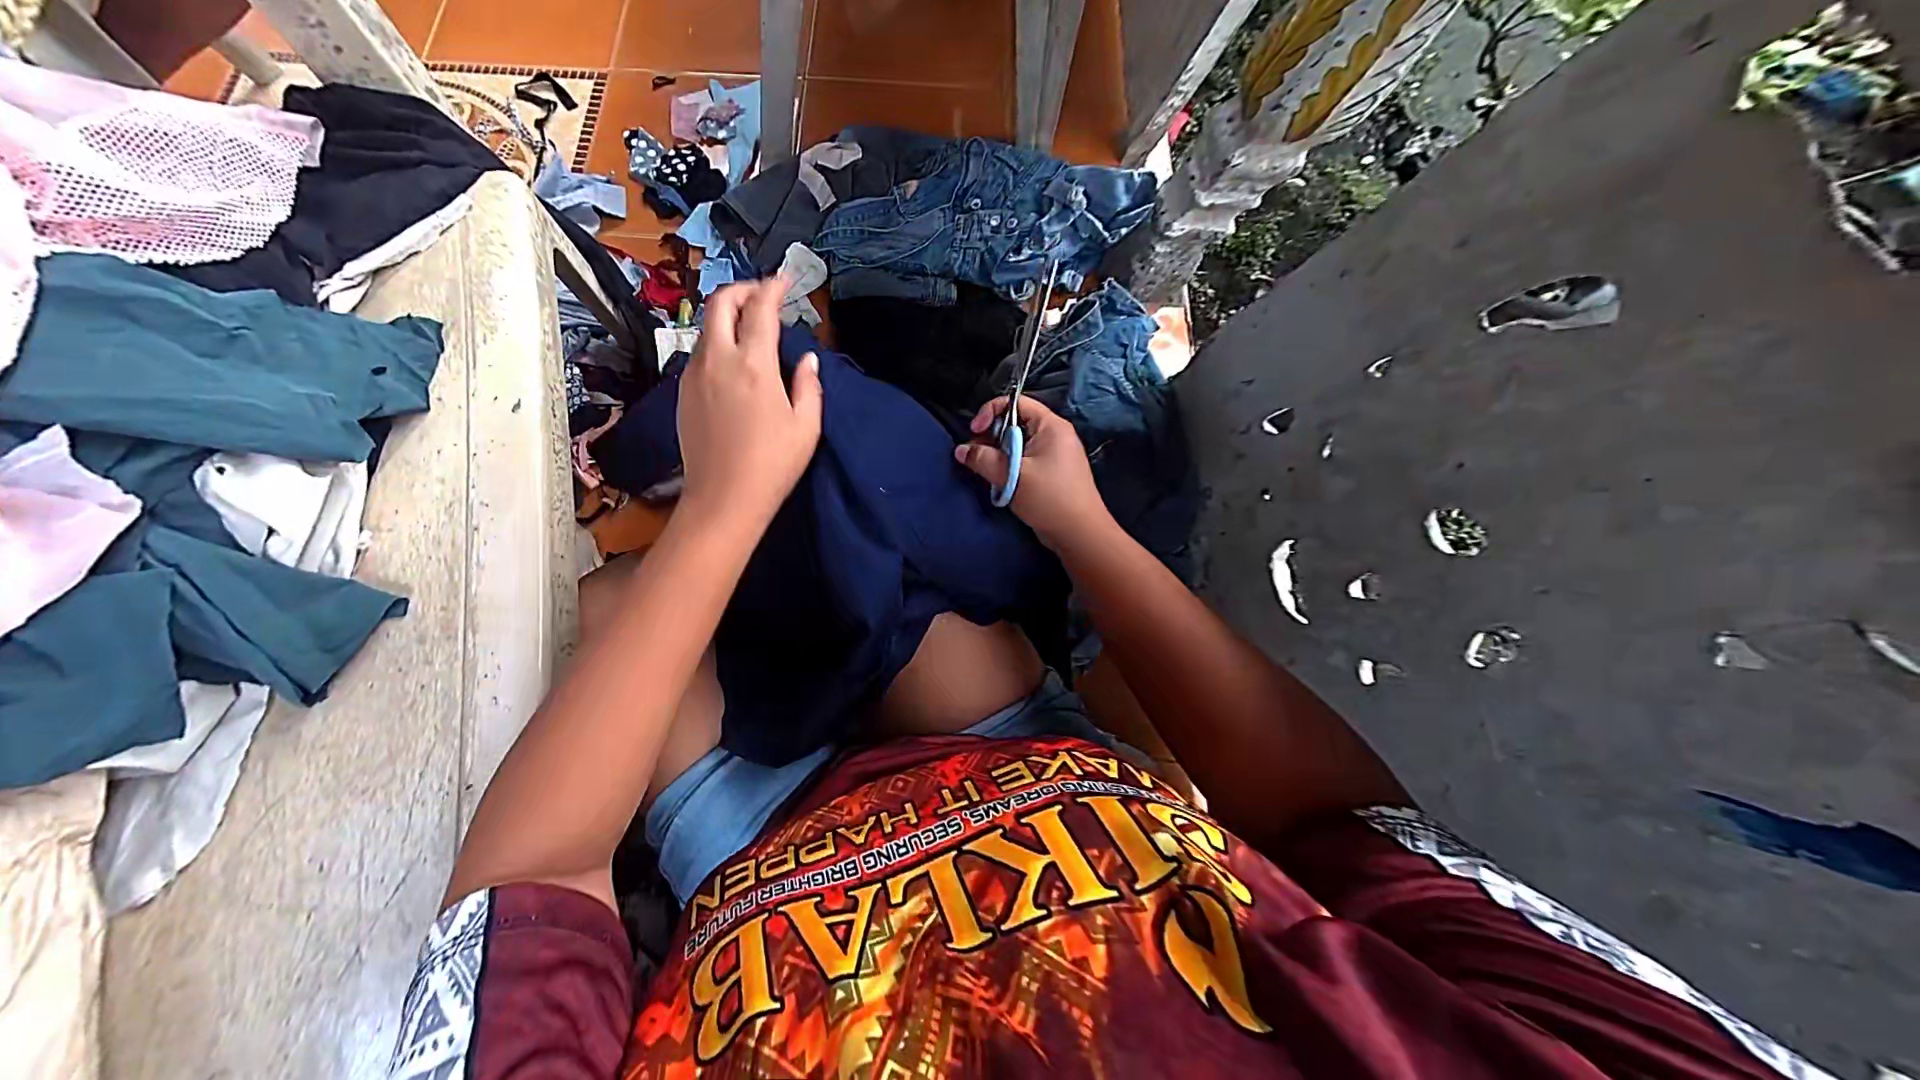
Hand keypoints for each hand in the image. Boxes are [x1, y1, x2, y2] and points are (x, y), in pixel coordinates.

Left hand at [677, 278, 822, 530]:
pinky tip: (733, 360)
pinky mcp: (683, 393)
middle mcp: (718, 361)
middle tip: (762, 295)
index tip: (784, 279)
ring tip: (749, 326)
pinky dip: (717, 342)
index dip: (773, 287)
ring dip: (727, 316)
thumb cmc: (773, 465)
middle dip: (742, 289)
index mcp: (753, 365)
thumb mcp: (806, 426)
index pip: (760, 309)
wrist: (723, 499)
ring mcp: (694, 376)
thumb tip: (806, 359)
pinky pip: (699, 353)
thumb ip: (808, 385)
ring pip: (706, 327)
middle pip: (720, 303)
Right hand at [955, 396, 1113, 549]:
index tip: (975, 432)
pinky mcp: (1051, 472)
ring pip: (1017, 444)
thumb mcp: (1012, 476)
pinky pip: (1025, 460)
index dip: (991, 412)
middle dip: (992, 438)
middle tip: (978, 457)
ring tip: (991, 474)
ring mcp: (1054, 454)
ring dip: (999, 457)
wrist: (1079, 533)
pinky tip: (1004, 483)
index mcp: (1050, 426)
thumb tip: (961, 450)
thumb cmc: (1049, 499)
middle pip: (1014, 423)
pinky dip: (1011, 468)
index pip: (1016, 402)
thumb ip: (983, 460)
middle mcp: (1054, 435)